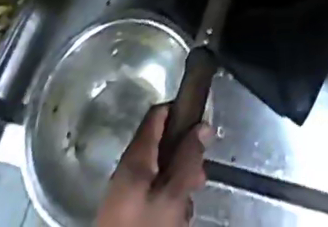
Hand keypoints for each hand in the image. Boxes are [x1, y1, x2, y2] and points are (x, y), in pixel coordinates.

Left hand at [94, 103, 209, 226]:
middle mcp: (127, 168)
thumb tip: (203, 125)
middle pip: (159, 145)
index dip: (180, 111)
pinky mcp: (127, 212)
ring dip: (179, 181)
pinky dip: (169, 198)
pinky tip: (178, 217)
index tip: (202, 121)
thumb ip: (188, 159)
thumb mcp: (173, 195)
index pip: (156, 115)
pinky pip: (152, 194)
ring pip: (158, 172)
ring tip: (191, 201)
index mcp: (135, 156)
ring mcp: (125, 191)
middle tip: (201, 174)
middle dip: (184, 155)